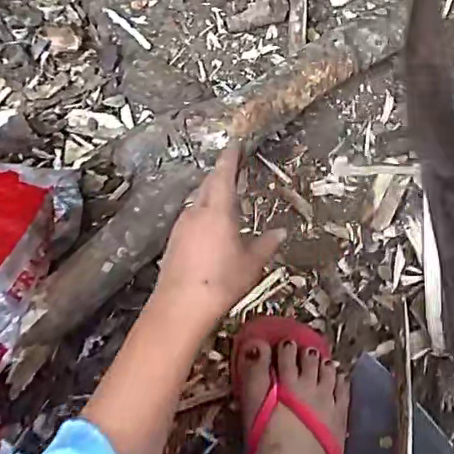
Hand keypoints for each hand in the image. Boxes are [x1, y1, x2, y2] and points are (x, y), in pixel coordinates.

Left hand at [152, 146, 283, 326]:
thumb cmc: (221, 281)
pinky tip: (210, 227)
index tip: (235, 145)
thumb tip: (280, 233)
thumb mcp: (252, 263)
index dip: (230, 158)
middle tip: (233, 168)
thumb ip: (266, 244)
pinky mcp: (173, 242)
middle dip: (220, 174)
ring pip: (197, 201)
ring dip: (210, 195)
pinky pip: (190, 218)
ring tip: (224, 198)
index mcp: (218, 210)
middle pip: (208, 184)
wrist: (180, 308)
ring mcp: (181, 227)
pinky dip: (202, 214)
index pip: (223, 174)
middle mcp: (197, 212)